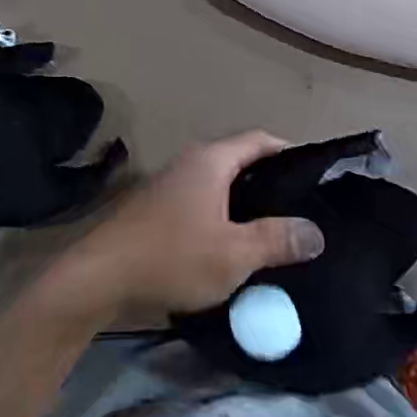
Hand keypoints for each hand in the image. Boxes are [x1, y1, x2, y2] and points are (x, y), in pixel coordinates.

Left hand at [55, 131, 325, 315]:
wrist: (100, 276)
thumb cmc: (172, 257)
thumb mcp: (234, 254)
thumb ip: (277, 240)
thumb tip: (315, 232)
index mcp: (211, 160)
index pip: (260, 140)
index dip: (290, 152)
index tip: (316, 174)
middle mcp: (190, 162)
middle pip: (241, 160)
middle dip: (271, 180)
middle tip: (302, 207)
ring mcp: (170, 184)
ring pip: (220, 184)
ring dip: (246, 201)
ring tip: (274, 228)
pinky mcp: (157, 208)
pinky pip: (203, 201)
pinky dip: (224, 214)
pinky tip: (233, 242)